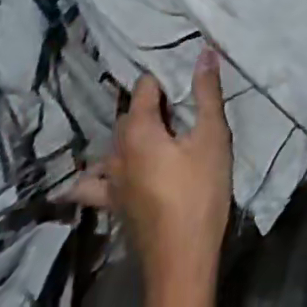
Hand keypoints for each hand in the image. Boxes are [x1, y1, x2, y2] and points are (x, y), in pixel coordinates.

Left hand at [70, 48, 233, 306]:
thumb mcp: (213, 135)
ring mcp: (109, 183)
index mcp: (138, 132)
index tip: (185, 71)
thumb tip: (204, 51)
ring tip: (152, 131)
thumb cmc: (200, 190)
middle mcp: (116, 153)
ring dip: (129, 134)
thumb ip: (206, 93)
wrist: (183, 255)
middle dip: (151, 103)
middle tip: (182, 101)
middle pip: (129, 116)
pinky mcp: (112, 205)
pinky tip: (100, 175)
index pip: (144, 88)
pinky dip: (95, 175)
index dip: (164, 76)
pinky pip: (94, 184)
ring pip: (112, 146)